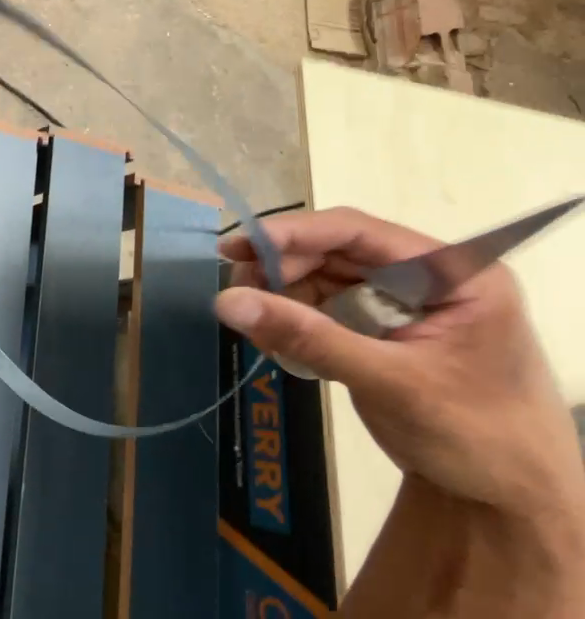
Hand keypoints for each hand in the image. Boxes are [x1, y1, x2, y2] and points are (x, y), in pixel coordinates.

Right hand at [215, 207, 584, 520]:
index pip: (357, 232)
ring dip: (280, 295)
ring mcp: (402, 301)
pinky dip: (291, 318)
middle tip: (239, 296)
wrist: (508, 501)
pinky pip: (319, 304)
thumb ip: (308, 337)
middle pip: (331, 250)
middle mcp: (427, 277)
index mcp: (455, 276)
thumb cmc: (475, 437)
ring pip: (318, 275)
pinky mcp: (379, 325)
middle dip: (279, 269)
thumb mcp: (390, 383)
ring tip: (259, 329)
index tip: (236, 250)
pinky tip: (278, 342)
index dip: (292, 234)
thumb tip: (224, 300)